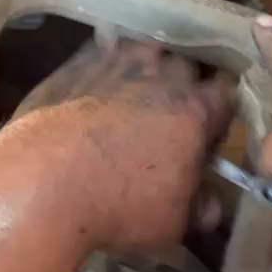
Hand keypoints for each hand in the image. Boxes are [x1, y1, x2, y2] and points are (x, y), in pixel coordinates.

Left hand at [4, 38, 233, 253]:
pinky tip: (95, 82)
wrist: (46, 177)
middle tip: (170, 111)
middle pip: (186, 64)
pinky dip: (106, 62)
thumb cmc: (119, 204)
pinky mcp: (80, 58)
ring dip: (146, 66)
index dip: (218, 112)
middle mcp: (161, 74)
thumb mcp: (172, 223)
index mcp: (193, 110)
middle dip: (184, 82)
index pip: (225, 94)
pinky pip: (103, 50)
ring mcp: (118, 60)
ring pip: (144, 48)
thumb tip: (210, 205)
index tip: (207, 131)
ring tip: (133, 90)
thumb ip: (198, 207)